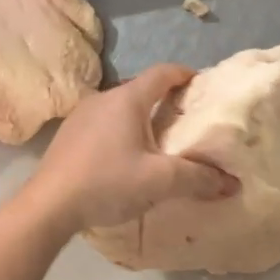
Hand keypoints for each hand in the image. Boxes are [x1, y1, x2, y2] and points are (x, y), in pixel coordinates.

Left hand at [23, 64, 238, 232]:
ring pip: (120, 109)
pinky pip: (103, 125)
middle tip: (186, 122)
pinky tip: (125, 159)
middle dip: (165, 102)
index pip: (162, 73)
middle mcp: (103, 98)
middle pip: (141, 90)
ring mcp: (81, 116)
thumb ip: (198, 178)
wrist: (49, 206)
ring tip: (158, 143)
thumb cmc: (107, 183)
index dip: (185, 75)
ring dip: (141, 120)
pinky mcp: (68, 136)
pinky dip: (121, 133)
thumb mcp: (159, 181)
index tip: (202, 86)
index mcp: (127, 99)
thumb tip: (231, 183)